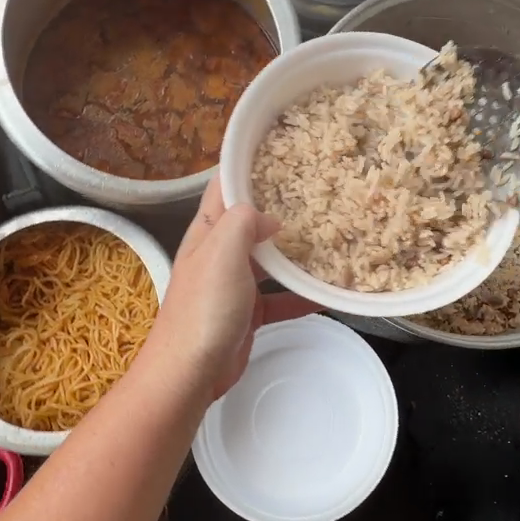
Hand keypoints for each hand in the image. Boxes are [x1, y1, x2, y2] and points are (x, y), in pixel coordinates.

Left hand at [139, 179, 317, 399]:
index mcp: (208, 232)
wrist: (188, 373)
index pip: (226, 186)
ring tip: (331, 237)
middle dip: (281, 206)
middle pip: (252, 222)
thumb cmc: (203, 309)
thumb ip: (243, 222)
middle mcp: (219, 253)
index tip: (279, 146)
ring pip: (270, 261)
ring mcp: (233, 285)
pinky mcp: (247, 315)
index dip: (247, 164)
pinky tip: (328, 294)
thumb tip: (271, 218)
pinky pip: (280, 299)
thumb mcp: (221, 252)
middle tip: (319, 190)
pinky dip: (302, 297)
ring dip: (296, 252)